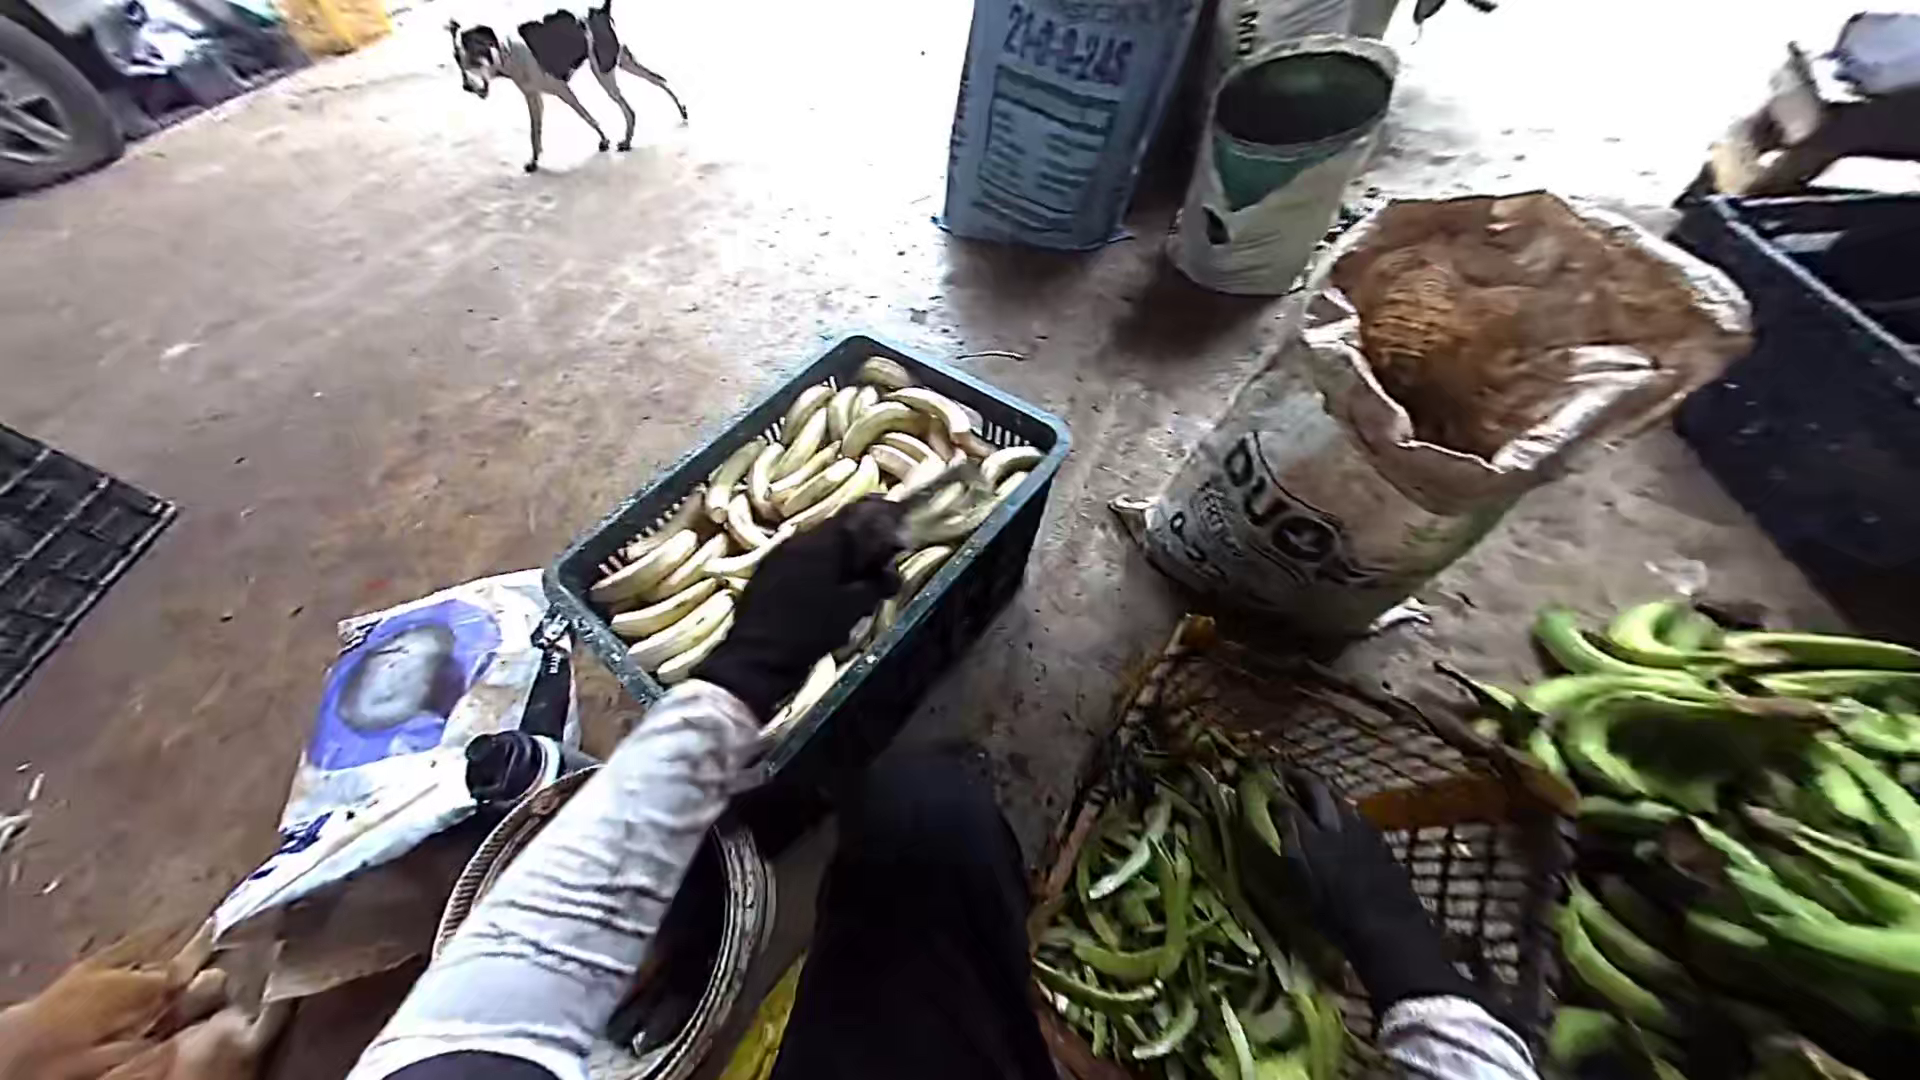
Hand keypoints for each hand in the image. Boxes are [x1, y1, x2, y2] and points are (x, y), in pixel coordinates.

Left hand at [691, 498, 903, 718]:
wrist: (758, 658)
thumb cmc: (811, 630)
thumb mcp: (854, 607)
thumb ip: (877, 582)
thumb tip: (892, 571)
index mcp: (823, 542)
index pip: (858, 513)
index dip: (881, 514)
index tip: (898, 521)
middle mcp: (799, 539)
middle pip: (838, 526)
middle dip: (863, 535)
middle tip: (881, 552)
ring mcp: (779, 554)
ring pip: (820, 542)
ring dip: (841, 551)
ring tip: (858, 570)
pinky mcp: (768, 571)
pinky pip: (802, 555)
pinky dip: (822, 562)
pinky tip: (829, 582)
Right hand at [1278, 769, 1479, 1012]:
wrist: (1391, 933)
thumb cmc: (1336, 915)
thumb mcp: (1300, 882)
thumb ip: (1289, 844)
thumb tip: (1277, 816)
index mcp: (1311, 836)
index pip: (1287, 803)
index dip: (1274, 793)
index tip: (1266, 788)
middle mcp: (1335, 825)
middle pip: (1316, 788)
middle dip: (1299, 777)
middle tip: (1286, 773)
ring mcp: (1360, 830)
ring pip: (1338, 797)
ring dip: (1322, 788)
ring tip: (1310, 788)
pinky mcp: (1379, 840)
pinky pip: (1355, 811)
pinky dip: (1341, 805)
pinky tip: (1338, 813)